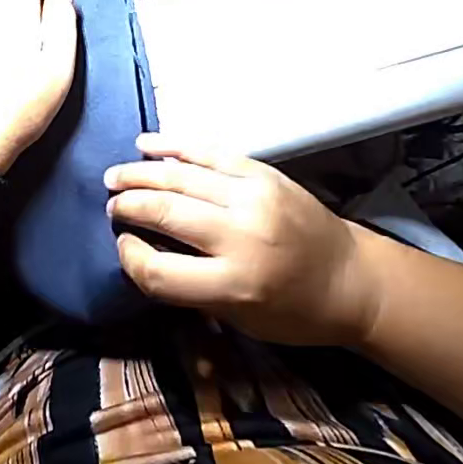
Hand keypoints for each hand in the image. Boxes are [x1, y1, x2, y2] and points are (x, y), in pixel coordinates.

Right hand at [105, 134, 379, 345]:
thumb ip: (190, 287)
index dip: (130, 257)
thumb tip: (143, 248)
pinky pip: (210, 153)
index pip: (158, 270)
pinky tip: (149, 145)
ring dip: (141, 174)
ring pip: (181, 177)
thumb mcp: (238, 318)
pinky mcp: (264, 173)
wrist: (352, 279)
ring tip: (114, 175)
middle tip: (110, 205)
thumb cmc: (294, 311)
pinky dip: (175, 147)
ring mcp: (254, 197)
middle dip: (128, 207)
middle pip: (164, 213)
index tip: (124, 246)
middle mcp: (242, 235)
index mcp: (234, 283)